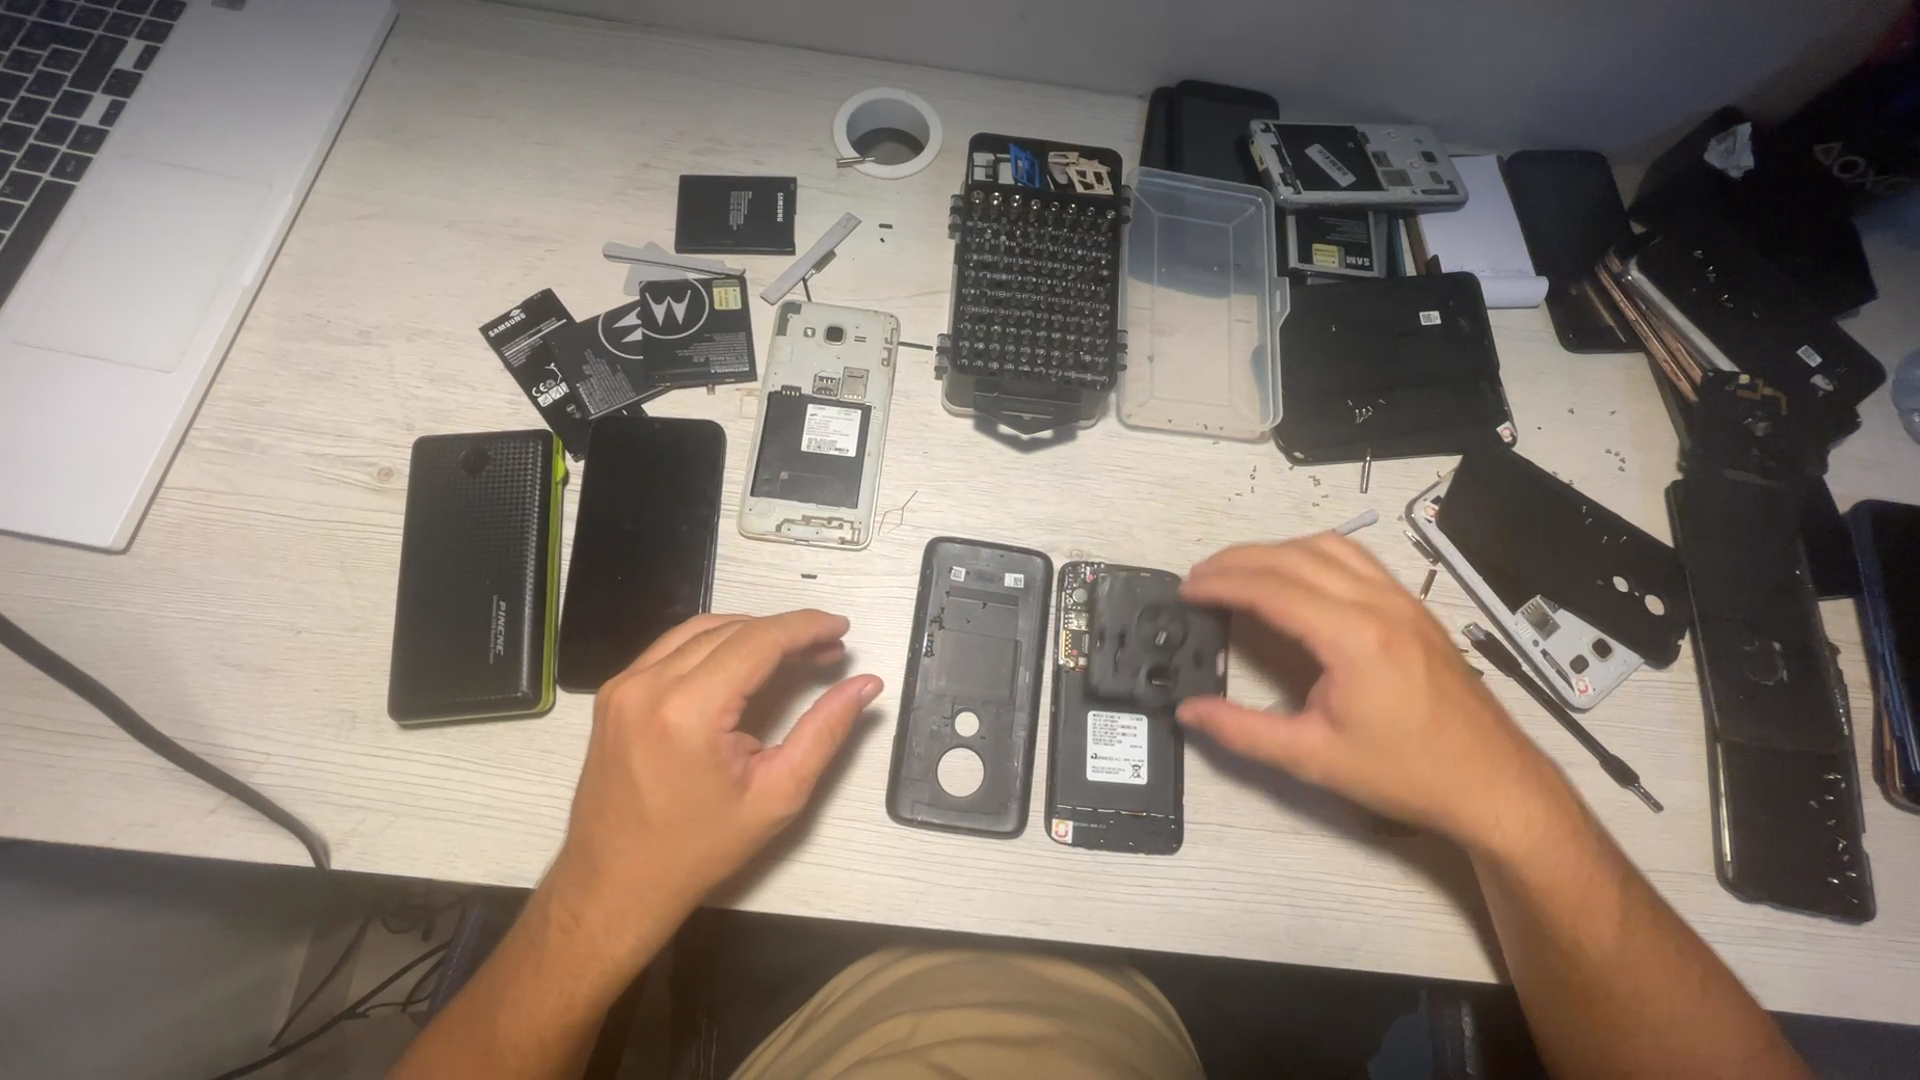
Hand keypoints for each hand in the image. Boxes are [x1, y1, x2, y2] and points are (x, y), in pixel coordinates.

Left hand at [546, 610, 881, 951]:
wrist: (614, 883)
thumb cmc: (699, 849)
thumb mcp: (777, 795)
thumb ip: (825, 732)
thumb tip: (867, 685)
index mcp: (689, 710)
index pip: (759, 641)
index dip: (806, 627)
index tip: (842, 628)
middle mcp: (649, 685)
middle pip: (732, 630)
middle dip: (786, 631)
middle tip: (828, 649)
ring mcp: (624, 685)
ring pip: (701, 630)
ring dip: (752, 632)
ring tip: (795, 652)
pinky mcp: (615, 693)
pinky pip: (672, 647)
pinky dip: (716, 644)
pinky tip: (745, 662)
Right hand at [1178, 536, 1571, 848]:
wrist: (1495, 785)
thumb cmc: (1406, 774)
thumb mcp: (1313, 758)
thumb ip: (1242, 731)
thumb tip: (1188, 712)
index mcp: (1354, 638)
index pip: (1272, 589)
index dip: (1221, 584)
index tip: (1185, 589)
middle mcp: (1379, 605)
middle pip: (1294, 557)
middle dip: (1237, 560)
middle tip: (1198, 576)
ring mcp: (1402, 601)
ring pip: (1328, 546)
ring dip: (1275, 550)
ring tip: (1237, 570)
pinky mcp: (1414, 608)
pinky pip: (1356, 559)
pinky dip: (1312, 554)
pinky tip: (1295, 574)